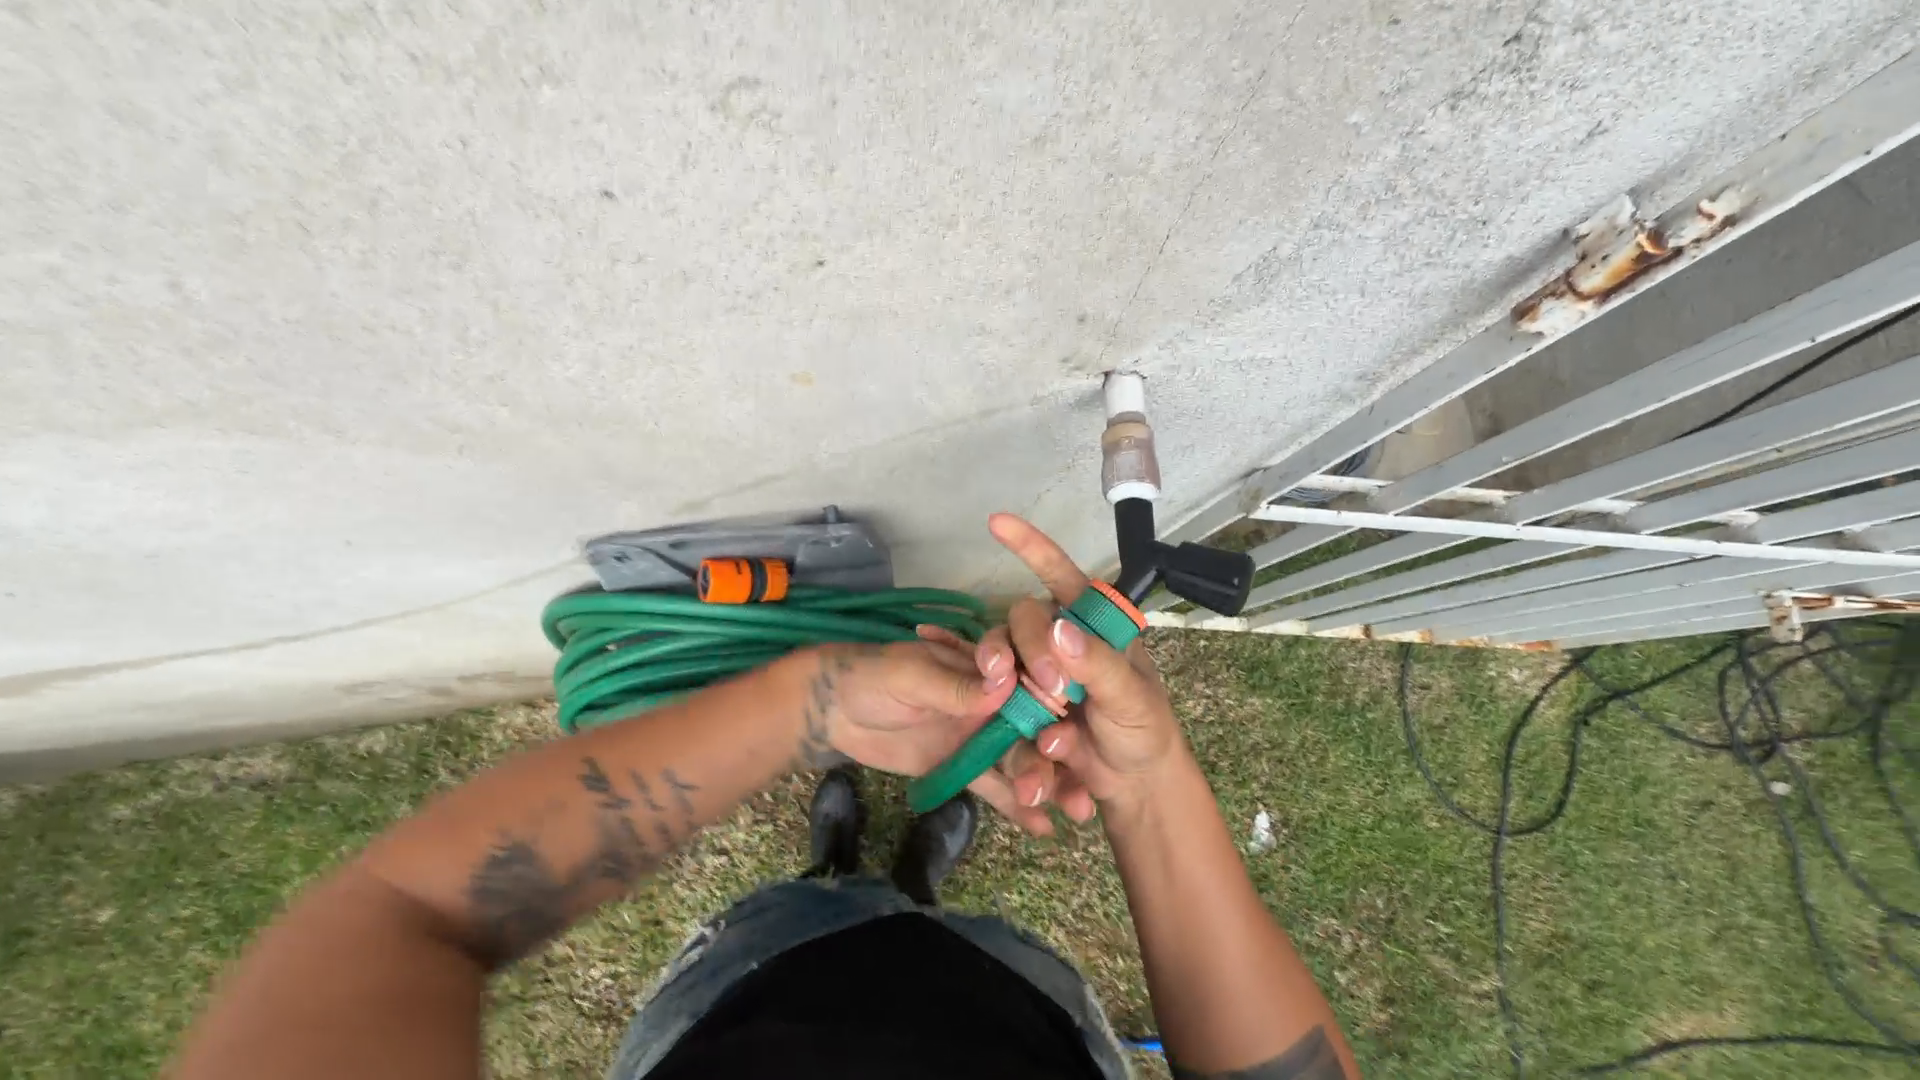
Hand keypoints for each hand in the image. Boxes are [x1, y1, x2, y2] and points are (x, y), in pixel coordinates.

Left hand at [813, 635, 1063, 835]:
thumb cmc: (870, 676)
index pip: (1028, 682)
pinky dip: (1016, 805)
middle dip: (1053, 755)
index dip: (1054, 705)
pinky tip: (1041, 827)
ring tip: (1070, 812)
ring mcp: (978, 735)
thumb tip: (1006, 684)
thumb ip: (955, 685)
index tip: (1071, 733)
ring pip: (1019, 759)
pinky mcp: (963, 766)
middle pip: (1031, 727)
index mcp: (983, 667)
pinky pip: (994, 785)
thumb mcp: (911, 676)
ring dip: (1044, 782)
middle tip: (1066, 789)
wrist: (831, 712)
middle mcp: (990, 701)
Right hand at [977, 513, 1189, 814]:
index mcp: (1092, 624)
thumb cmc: (1144, 729)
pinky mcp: (1017, 709)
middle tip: (1055, 692)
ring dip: (1016, 690)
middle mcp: (1057, 641)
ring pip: (1002, 662)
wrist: (1132, 787)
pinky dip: (1015, 726)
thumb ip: (1099, 666)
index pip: (1060, 575)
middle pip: (1022, 621)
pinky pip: (1000, 705)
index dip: (1031, 546)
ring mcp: (1033, 674)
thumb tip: (1059, 631)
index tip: (998, 522)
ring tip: (1051, 727)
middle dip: (1030, 650)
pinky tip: (1046, 749)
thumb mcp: (1132, 697)